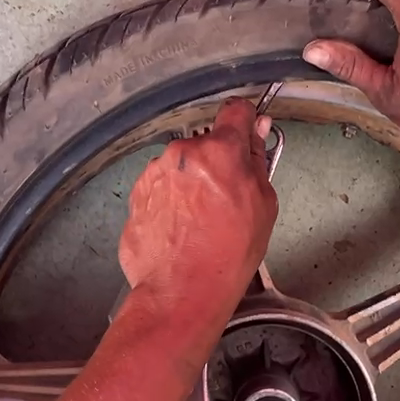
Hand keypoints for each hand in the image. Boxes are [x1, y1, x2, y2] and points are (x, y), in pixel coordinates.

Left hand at [119, 98, 279, 313]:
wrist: (181, 290)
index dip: (244, 122)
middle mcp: (183, 152)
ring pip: (181, 166)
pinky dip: (171, 202)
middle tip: (227, 199)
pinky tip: (182, 230)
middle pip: (206, 144)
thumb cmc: (226, 254)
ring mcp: (155, 172)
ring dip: (190, 183)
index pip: (236, 111)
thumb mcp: (262, 206)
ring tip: (201, 222)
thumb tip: (255, 134)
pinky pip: (161, 188)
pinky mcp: (136, 193)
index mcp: (220, 150)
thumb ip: (257, 162)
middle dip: (217, 164)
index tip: (246, 133)